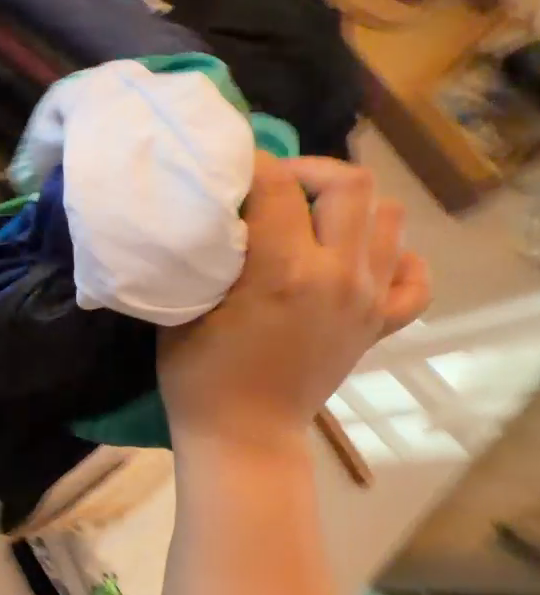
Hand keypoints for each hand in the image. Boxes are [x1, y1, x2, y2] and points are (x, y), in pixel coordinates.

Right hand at [159, 154, 429, 454]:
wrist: (242, 432)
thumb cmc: (196, 378)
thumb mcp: (181, 316)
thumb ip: (204, 266)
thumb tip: (210, 224)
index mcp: (281, 273)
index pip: (277, 192)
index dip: (254, 166)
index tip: (232, 162)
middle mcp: (337, 274)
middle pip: (352, 186)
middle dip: (312, 171)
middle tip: (276, 184)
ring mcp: (369, 296)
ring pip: (388, 218)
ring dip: (351, 206)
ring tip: (313, 219)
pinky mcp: (383, 320)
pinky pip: (412, 272)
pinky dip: (394, 256)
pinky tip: (359, 260)